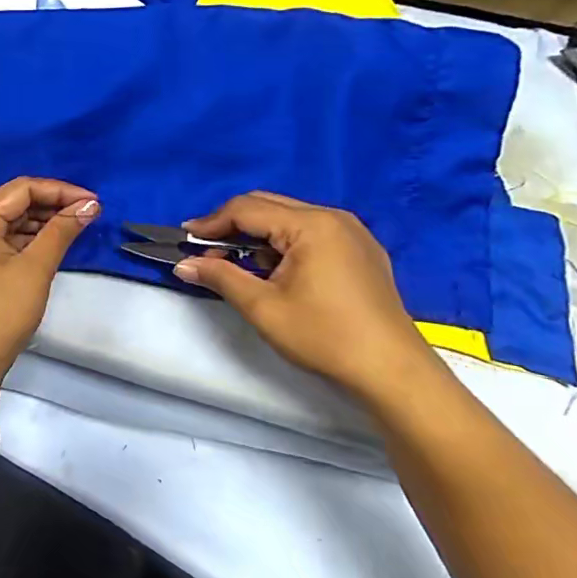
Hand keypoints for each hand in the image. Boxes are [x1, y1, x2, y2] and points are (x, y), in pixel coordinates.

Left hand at [0, 177, 98, 383]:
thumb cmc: (2, 313)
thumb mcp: (36, 267)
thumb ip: (62, 230)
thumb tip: (89, 205)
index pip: (21, 189)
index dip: (59, 190)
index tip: (92, 201)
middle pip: (17, 201)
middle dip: (54, 203)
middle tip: (90, 212)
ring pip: (15, 220)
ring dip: (46, 220)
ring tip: (80, 224)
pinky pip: (10, 237)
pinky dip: (34, 237)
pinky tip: (59, 239)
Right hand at [174, 191, 440, 401]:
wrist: (393, 372)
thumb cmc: (324, 336)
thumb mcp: (263, 308)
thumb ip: (221, 277)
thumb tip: (183, 264)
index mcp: (311, 224)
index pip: (247, 209)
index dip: (212, 222)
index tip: (184, 237)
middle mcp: (333, 217)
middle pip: (269, 206)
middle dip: (233, 224)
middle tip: (205, 248)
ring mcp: (352, 232)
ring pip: (290, 218)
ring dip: (258, 234)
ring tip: (237, 262)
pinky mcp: (362, 251)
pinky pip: (312, 232)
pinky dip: (285, 243)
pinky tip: (275, 269)